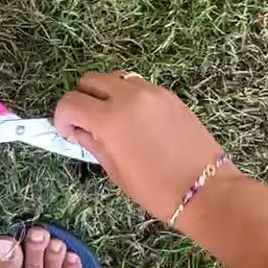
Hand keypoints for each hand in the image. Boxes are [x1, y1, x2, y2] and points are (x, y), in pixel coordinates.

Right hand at [53, 73, 226, 223]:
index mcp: (110, 118)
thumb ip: (92, 142)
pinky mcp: (168, 94)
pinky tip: (134, 119)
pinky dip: (127, 95)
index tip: (67, 132)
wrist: (205, 189)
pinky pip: (137, 85)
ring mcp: (151, 91)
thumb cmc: (155, 188)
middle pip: (89, 80)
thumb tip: (78, 129)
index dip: (62, 117)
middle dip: (81, 100)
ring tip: (110, 119)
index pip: (70, 102)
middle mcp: (128, 96)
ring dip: (104, 93)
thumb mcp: (115, 170)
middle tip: (85, 123)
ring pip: (114, 77)